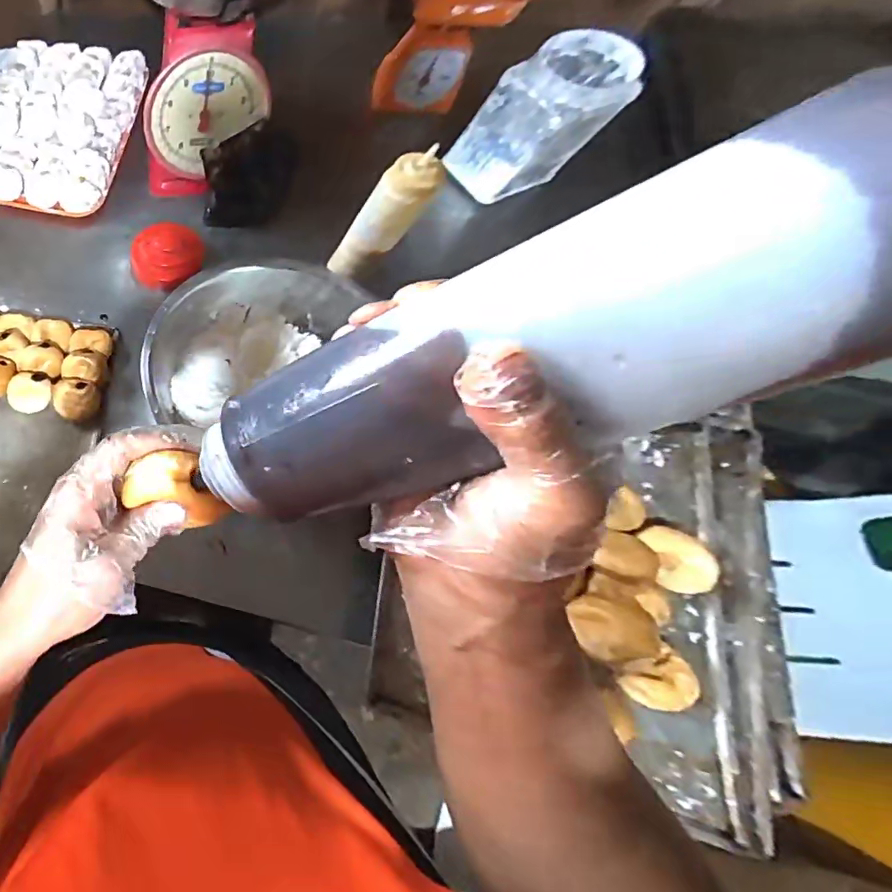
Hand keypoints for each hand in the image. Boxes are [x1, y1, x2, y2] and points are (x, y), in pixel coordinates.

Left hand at [0, 428, 194, 696]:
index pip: (118, 447)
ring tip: (185, 485)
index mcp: (78, 490)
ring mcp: (79, 508)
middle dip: (157, 459)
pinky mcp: (82, 527)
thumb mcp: (110, 563)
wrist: (22, 623)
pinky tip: (163, 515)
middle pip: (120, 460)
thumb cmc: (58, 593)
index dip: (154, 440)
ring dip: (151, 482)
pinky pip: (116, 504)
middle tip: (192, 465)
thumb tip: (177, 508)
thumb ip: (145, 530)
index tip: (185, 444)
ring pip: (120, 482)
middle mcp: (77, 492)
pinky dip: (140, 504)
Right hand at [345, 286, 606, 645]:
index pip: (523, 332)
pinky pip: (381, 394)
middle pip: (458, 338)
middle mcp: (496, 402)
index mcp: (548, 403)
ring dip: (386, 336)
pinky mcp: (398, 438)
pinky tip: (339, 357)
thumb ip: (533, 428)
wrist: (462, 599)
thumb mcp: (551, 491)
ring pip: (414, 361)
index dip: (492, 301)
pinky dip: (361, 371)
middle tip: (392, 310)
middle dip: (424, 313)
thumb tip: (494, 354)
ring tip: (359, 326)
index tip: (454, 292)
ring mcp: (442, 418)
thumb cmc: (522, 549)